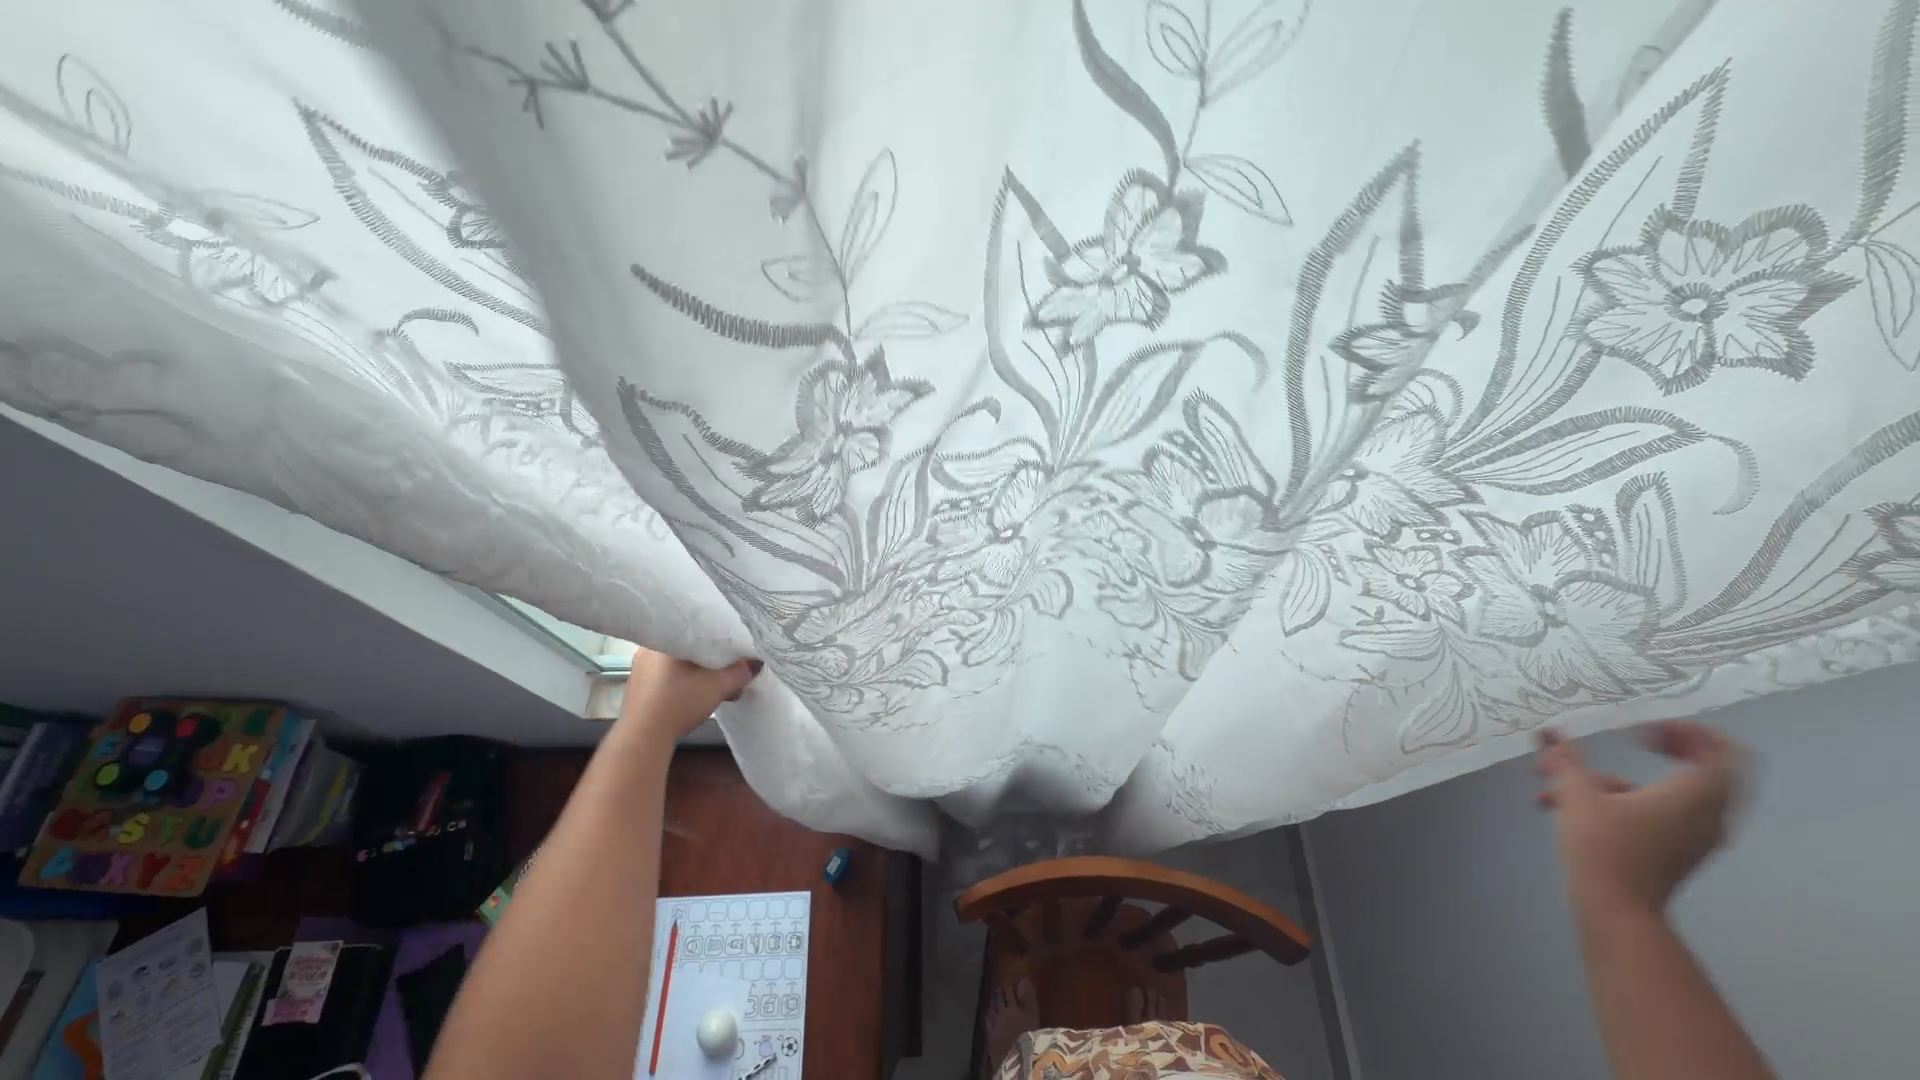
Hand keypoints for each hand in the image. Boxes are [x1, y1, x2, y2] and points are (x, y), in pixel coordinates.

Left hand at [621, 648, 760, 739]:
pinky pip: (667, 678)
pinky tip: (696, 698)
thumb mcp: (718, 686)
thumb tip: (756, 663)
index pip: (698, 629)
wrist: (643, 737)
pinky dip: (684, 683)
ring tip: (717, 688)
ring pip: (679, 665)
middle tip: (728, 671)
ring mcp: (640, 669)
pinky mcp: (638, 688)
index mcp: (666, 639)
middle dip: (711, 661)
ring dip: (698, 674)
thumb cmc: (679, 703)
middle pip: (689, 648)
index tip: (733, 647)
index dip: (719, 638)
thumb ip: (740, 672)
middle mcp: (648, 649)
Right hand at [1535, 721, 1745, 916]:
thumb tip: (1547, 731)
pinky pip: (1664, 813)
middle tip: (1633, 741)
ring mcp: (1696, 836)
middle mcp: (1709, 814)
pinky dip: (1626, 801)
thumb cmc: (1605, 846)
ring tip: (1564, 784)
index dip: (1685, 731)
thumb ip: (1566, 760)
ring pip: (1672, 793)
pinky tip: (1569, 806)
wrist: (1616, 910)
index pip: (1720, 750)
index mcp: (1697, 794)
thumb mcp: (1578, 795)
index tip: (1641, 732)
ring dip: (1621, 780)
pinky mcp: (1678, 851)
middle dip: (1666, 751)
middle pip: (1706, 769)